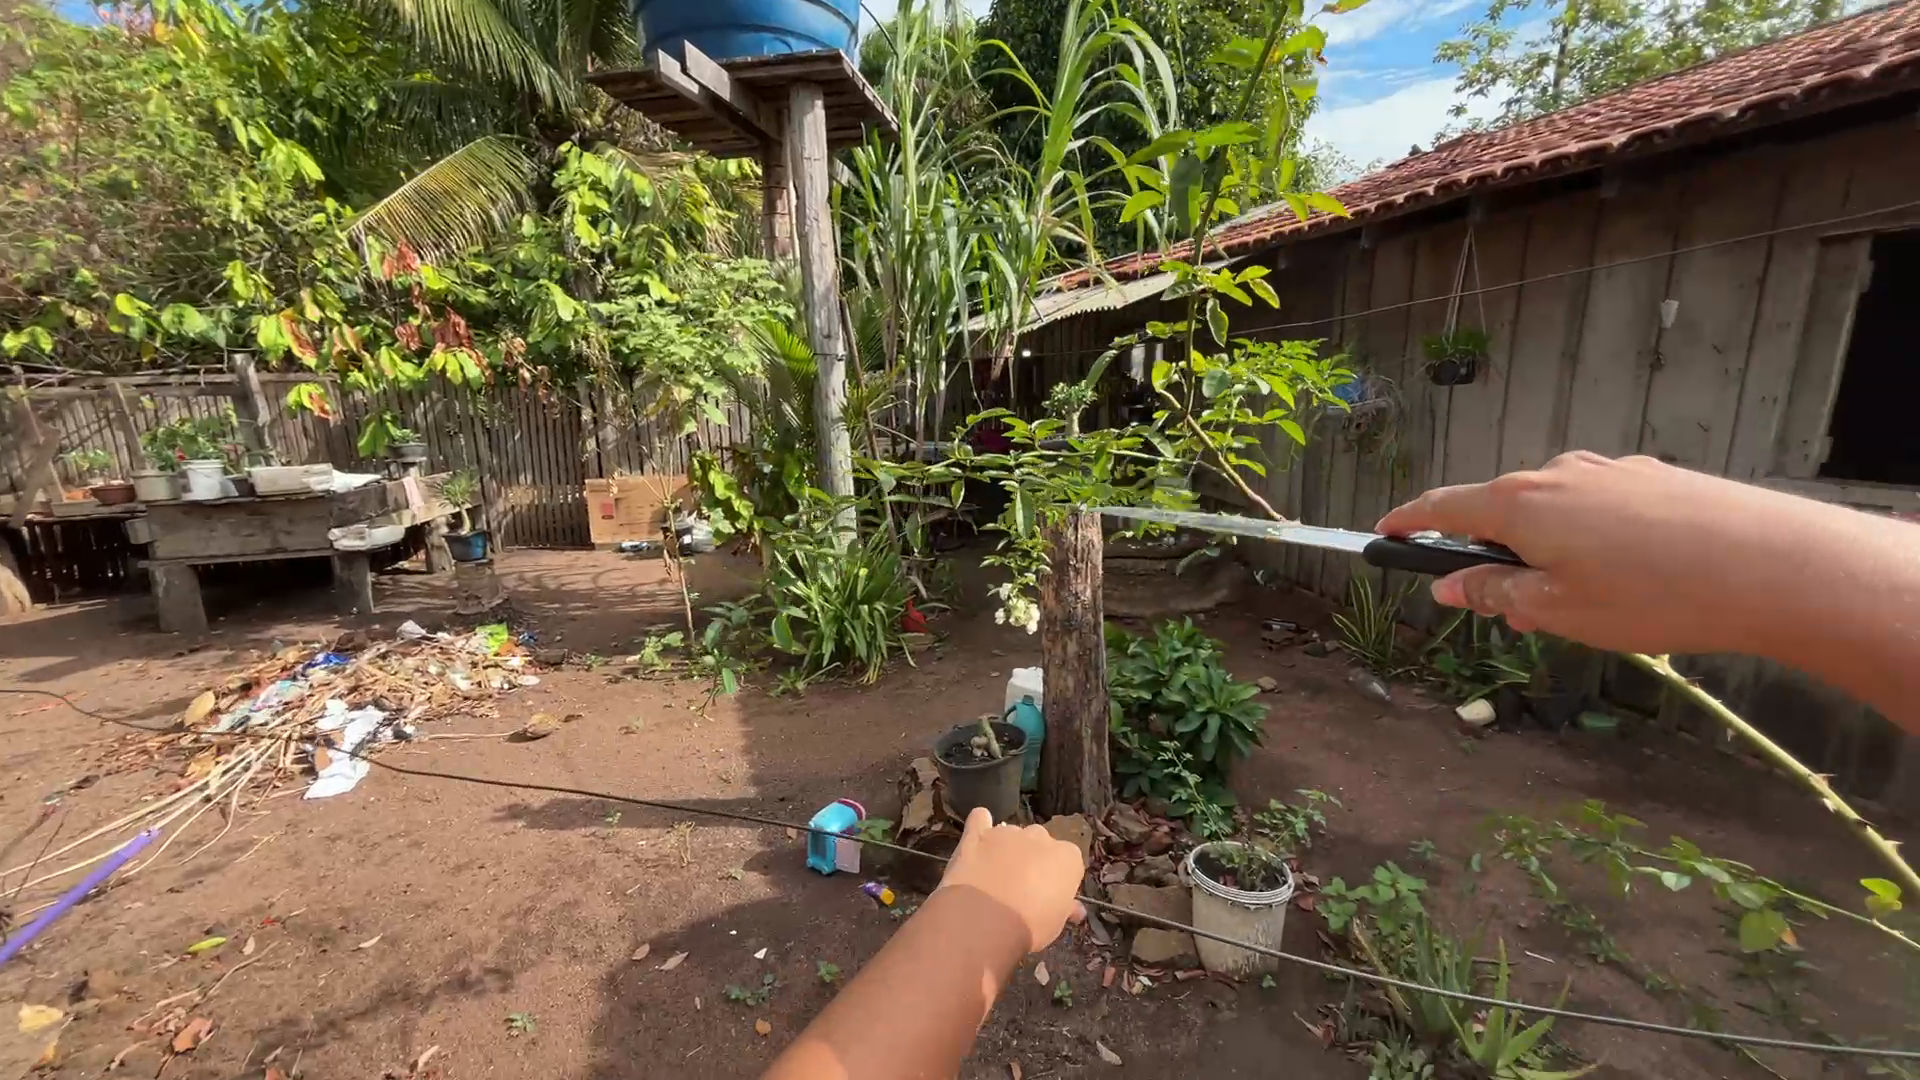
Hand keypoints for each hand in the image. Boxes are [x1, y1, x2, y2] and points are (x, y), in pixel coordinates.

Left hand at [937, 807, 1083, 952]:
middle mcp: (1040, 836)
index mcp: (1066, 856)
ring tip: (994, 875)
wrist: (986, 919)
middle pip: (1039, 842)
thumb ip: (1066, 908)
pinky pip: (980, 819)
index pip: (1068, 860)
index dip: (1058, 877)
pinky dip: (980, 826)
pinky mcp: (979, 832)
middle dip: (1032, 858)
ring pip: (1011, 834)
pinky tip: (977, 840)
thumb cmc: (1030, 926)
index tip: (1049, 894)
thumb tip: (1075, 909)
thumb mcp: (1056, 924)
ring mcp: (1008, 831)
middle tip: (1021, 886)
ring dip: (1006, 848)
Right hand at [1375, 452, 1859, 657]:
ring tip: (1567, 597)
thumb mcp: (1553, 607)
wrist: (1790, 569)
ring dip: (1537, 548)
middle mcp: (1554, 475)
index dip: (1406, 521)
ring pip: (1547, 510)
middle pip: (1495, 509)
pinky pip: (1592, 505)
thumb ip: (1490, 592)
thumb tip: (1447, 586)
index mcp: (1517, 503)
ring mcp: (1607, 471)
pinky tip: (1619, 572)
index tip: (1383, 532)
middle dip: (1485, 552)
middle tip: (1499, 602)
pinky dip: (1581, 535)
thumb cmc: (1653, 594)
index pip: (1440, 506)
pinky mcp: (1653, 477)